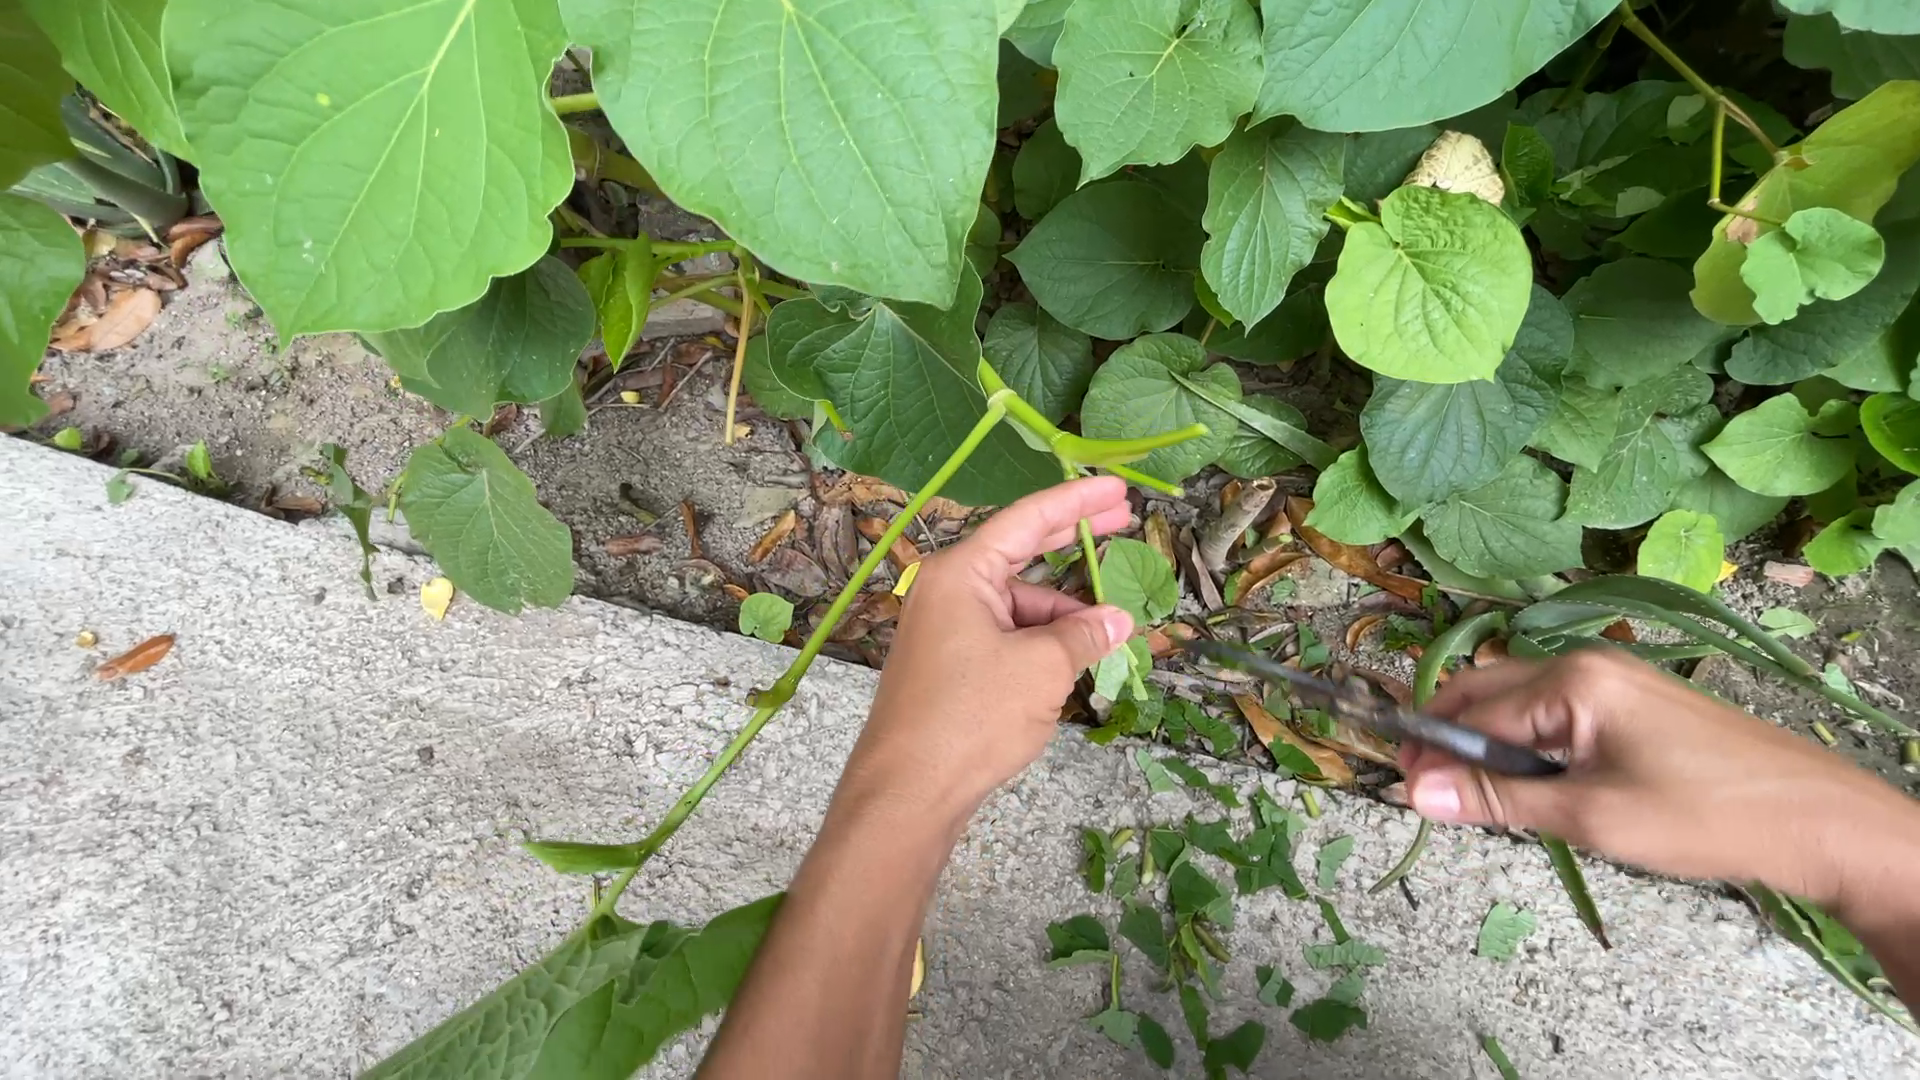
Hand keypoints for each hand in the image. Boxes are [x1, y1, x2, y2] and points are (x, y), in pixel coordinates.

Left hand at [837, 476, 1134, 818]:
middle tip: (1123, 519)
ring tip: (1105, 637)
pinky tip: (1068, 665)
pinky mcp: (949, 663)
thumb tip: (1118, 619)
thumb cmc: (972, 716)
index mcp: (961, 572)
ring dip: (1061, 617)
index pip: (1027, 520)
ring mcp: (945, 627)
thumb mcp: (1041, 668)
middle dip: (1073, 539)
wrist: (908, 790)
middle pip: (1021, 552)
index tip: (1117, 488)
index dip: (1077, 500)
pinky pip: (1004, 636)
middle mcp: (948, 590)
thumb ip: (1083, 634)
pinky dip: (1038, 644)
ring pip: (1017, 606)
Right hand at [1399, 648, 1917, 907]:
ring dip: (1487, 739)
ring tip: (1480, 787)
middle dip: (1450, 735)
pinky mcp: (1631, 699)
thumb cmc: (1709, 817)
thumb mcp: (1590, 816)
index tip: (1407, 786)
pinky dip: (1525, 740)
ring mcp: (1612, 677)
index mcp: (1570, 679)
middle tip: (1431, 783)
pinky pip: (1552, 710)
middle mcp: (1583, 663)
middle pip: (1485, 692)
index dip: (1435, 751)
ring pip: (1516, 701)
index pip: (1474, 714)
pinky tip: (1532, 775)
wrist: (1839, 830)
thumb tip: (1415, 794)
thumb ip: (1496, 799)